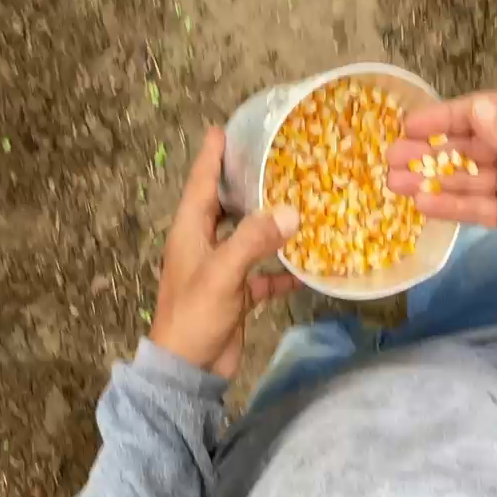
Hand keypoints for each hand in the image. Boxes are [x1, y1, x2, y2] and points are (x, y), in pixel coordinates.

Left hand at [149, 128, 301, 377]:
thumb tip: (292, 212)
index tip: (226, 127)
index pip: (202, 182)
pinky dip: (282, 271)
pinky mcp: (237, 294)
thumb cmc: (195, 315)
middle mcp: (204, 244)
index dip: (213, 155)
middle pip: (227, 205)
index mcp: (190, 230)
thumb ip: (254, 240)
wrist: (189, 369)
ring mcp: (222, 270)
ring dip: (271, 225)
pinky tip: (308, 266)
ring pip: (249, 238)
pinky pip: (263, 275)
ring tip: (300, 203)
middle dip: (248, 184)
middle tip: (276, 160)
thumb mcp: (222, 273)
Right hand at [386, 92, 496, 285]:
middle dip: (431, 151)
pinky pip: (476, 210)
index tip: (412, 124)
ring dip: (432, 180)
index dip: (450, 117)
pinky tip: (422, 205)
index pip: (490, 112)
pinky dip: (450, 207)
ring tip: (394, 183)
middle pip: (472, 146)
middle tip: (391, 157)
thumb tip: (476, 110)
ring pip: (467, 179)